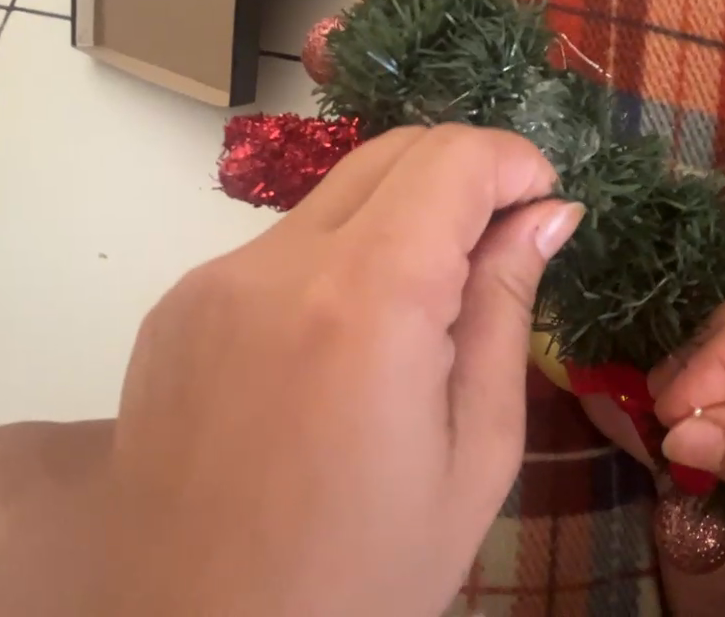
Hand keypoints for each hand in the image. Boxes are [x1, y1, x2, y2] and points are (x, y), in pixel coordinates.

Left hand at [98, 125, 582, 616]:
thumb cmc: (367, 577)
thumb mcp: (477, 451)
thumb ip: (507, 307)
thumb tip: (548, 213)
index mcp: (366, 300)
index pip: (455, 158)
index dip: (515, 163)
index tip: (544, 208)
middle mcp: (276, 264)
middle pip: (395, 150)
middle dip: (466, 175)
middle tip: (500, 246)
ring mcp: (213, 281)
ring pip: (341, 192)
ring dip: (404, 216)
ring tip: (425, 310)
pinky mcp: (176, 308)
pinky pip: (286, 242)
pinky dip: (342, 255)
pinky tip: (346, 343)